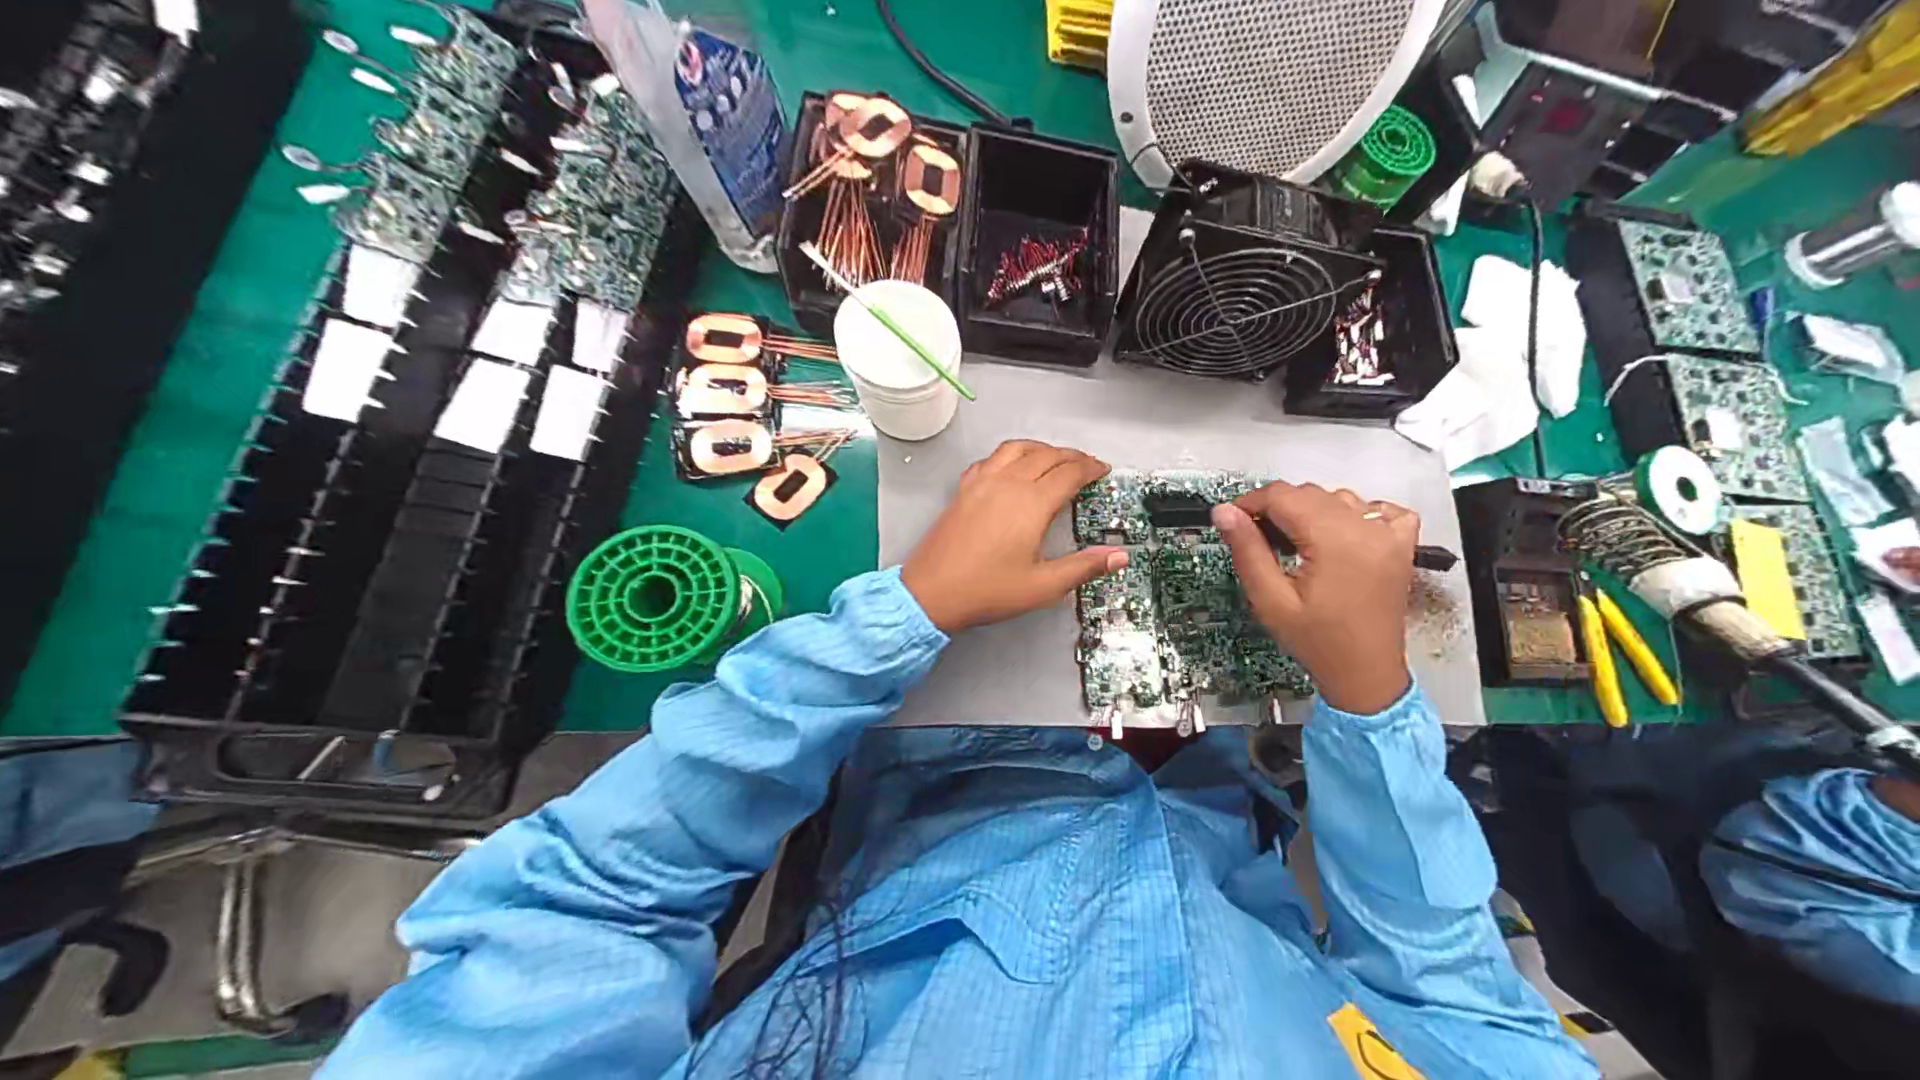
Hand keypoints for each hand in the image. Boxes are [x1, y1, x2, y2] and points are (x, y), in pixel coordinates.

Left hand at [902, 440, 1128, 632]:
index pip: (1069, 473)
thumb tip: (1117, 557)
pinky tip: (1010, 467)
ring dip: (1041, 448)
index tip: (1101, 470)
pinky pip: (989, 460)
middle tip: (1086, 464)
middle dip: (1071, 456)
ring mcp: (981, 484)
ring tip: (1054, 457)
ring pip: (1016, 449)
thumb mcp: (1043, 586)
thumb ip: (1083, 567)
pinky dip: (1008, 456)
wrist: (931, 592)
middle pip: (1046, 455)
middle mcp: (1006, 485)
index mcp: (1030, 504)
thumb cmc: (984, 590)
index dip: (1090, 468)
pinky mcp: (963, 491)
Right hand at [1211, 482, 1415, 714]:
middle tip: (1258, 538)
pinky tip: (1338, 534)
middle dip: (1277, 508)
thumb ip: (1247, 550)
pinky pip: (1378, 508)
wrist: (1365, 671)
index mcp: (1335, 541)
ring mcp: (1390, 535)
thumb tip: (1224, 512)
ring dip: (1310, 510)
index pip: (1283, 496)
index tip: (1234, 520)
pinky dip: (1354, 512)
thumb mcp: (1270, 599)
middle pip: (1309, 492)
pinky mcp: (1401, 544)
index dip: (1251, 503)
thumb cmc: (1316, 641)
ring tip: (1294, 542)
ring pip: (1338, 497)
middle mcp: (1367, 529)